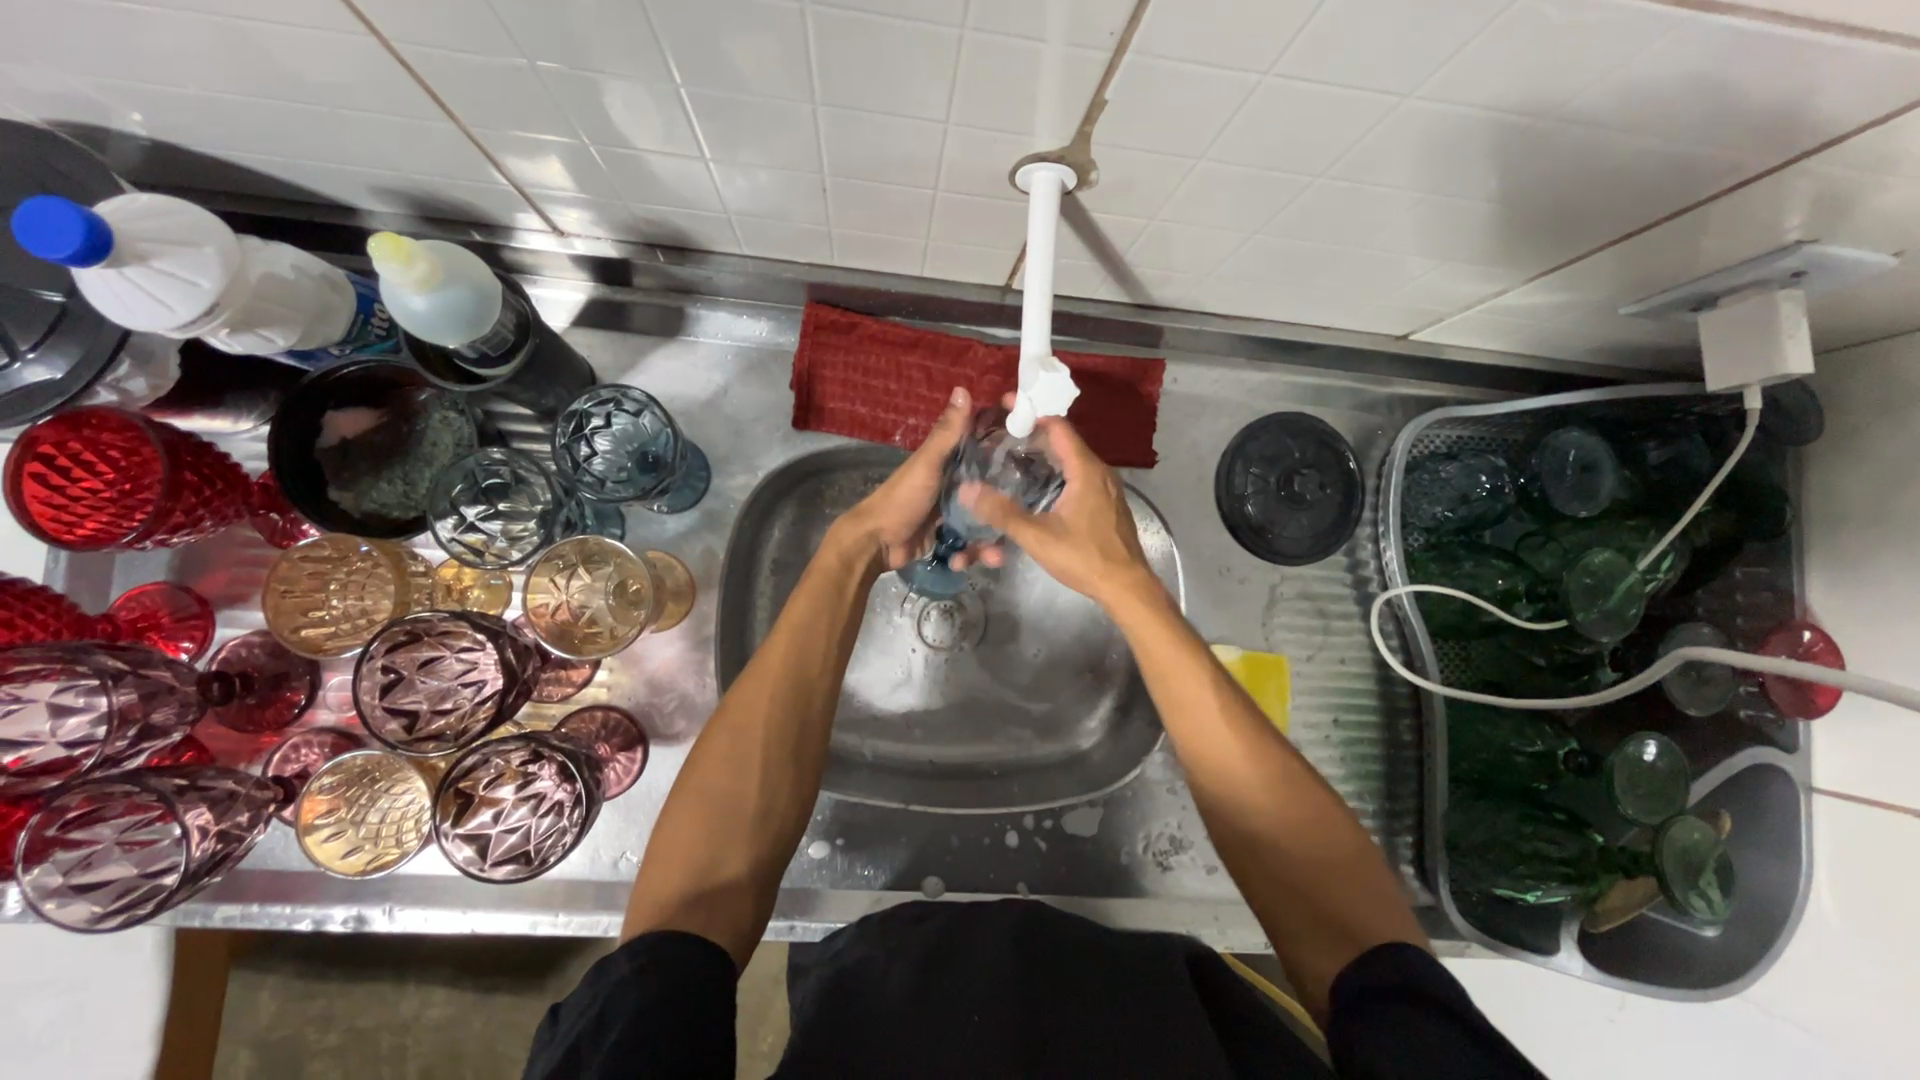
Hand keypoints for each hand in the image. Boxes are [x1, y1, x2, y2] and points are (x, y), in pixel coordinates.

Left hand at [837, 387, 1006, 571]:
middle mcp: (956, 485)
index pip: (985, 449)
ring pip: (985, 523)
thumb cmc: (902, 498)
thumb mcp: (927, 464)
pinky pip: (970, 546)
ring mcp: (953, 513)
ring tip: (994, 557)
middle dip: (1008, 509)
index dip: (1008, 449)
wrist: (876, 543)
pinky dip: (971, 555)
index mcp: (952, 462)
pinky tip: (963, 562)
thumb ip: (947, 433)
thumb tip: (962, 388)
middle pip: (993, 492)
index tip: (1036, 453)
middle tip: (1024, 521)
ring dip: (991, 541)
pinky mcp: (949, 539)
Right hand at [960, 416, 1158, 609]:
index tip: (1006, 407)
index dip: (1032, 413)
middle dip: (1035, 433)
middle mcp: (1100, 472)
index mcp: (1086, 470)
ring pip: (1074, 460)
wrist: (1126, 586)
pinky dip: (1059, 471)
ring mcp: (1107, 488)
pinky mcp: (1108, 504)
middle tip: (1003, 433)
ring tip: (1015, 456)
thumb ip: (1002, 512)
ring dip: (1047, 454)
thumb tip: (968, 490)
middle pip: (1066, 440)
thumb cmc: (1084, 558)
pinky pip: (1081, 475)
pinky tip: (1040, 486)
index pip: (1059, 427)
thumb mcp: (1037, 536)